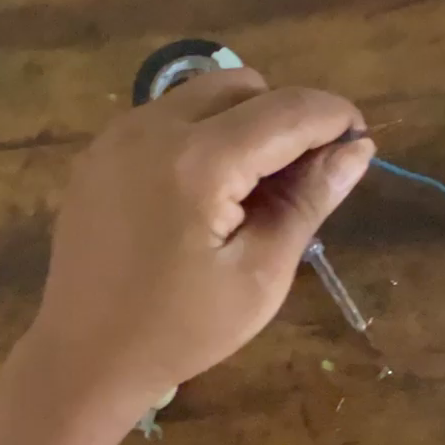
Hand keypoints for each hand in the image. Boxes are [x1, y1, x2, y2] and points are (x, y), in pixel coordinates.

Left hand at [20, 69, 373, 409]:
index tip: (358, 143)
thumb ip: (307, 203)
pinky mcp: (96, 157)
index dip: (334, 118)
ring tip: (248, 190)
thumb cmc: (180, 331)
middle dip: (283, 117)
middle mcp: (151, 128)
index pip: (287, 109)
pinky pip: (161, 121)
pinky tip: (199, 196)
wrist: (85, 357)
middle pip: (241, 87)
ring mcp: (115, 139)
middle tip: (297, 180)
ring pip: (198, 96)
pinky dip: (196, 137)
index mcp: (198, 161)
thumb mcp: (258, 276)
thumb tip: (357, 148)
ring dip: (239, 123)